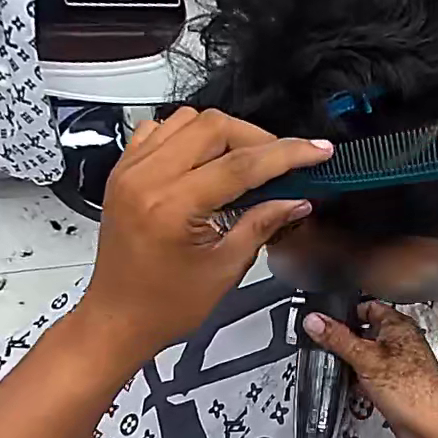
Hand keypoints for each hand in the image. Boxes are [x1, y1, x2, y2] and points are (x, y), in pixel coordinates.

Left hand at [68, 107, 329, 366]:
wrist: (120, 317)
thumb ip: (263, 224)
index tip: (317, 151)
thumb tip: (297, 201)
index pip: (241, 163)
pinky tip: (211, 159)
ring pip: (188, 120)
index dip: (287, 154)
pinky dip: (193, 136)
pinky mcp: (125, 171)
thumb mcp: (227, 267)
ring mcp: (130, 170)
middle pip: (214, 127)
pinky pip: (162, 130)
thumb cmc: (165, 304)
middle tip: (288, 161)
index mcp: (171, 206)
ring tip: (252, 161)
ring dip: (227, 134)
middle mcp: (145, 179)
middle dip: (260, 139)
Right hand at [303, 302, 437, 437]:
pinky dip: (363, 379)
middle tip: (329, 345)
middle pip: (367, 331)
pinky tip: (356, 386)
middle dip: (348, 340)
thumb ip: (338, 338)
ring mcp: (401, 363)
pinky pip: (374, 374)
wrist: (429, 423)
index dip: (347, 311)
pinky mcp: (398, 383)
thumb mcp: (365, 358)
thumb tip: (315, 321)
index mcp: (398, 325)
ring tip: (342, 368)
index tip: (327, 319)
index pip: (368, 306)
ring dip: (355, 362)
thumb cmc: (412, 389)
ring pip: (370, 354)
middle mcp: (402, 341)